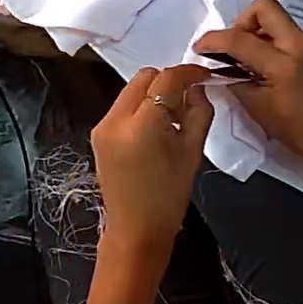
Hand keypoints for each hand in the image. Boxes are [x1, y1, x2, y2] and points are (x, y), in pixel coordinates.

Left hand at [91, 65, 213, 252]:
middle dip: (168, 82)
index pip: (166, 80)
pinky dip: (141, 108)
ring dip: (153, 94)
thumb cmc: (169, 196)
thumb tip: (198, 89)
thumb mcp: (193, 152)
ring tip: (172, 119)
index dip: (188, 73)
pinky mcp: (97, 134)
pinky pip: (122, 107)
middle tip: (187, 101)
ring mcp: (102, 126)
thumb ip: (199, 112)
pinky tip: (155, 130)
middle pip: (144, 77)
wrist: (136, 230)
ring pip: (131, 90)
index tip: (204, 76)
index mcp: (142, 125)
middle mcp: (115, 119)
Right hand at [192, 0, 302, 174]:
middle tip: (235, 46)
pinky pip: (294, 36)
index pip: (240, 39)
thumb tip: (221, 69)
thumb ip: (236, 82)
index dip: (213, 40)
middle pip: (265, 8)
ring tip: (254, 62)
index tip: (200, 47)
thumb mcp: (257, 108)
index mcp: (284, 64)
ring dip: (260, 35)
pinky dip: (278, 47)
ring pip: (280, 21)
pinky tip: (277, 71)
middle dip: (242, 22)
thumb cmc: (297, 131)